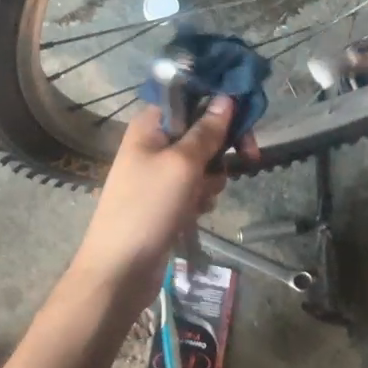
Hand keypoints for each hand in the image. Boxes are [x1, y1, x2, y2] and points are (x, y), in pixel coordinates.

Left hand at [73, 100, 231, 293]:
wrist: (120, 270)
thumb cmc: (148, 207)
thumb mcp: (182, 164)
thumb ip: (207, 131)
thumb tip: (226, 98)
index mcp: (150, 124)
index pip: (191, 98)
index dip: (220, 104)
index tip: (247, 116)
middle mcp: (154, 143)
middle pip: (201, 130)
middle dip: (221, 148)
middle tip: (248, 157)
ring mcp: (159, 173)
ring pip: (203, 162)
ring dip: (211, 179)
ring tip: (200, 198)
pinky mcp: (166, 199)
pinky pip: (196, 187)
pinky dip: (201, 198)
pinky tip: (195, 213)